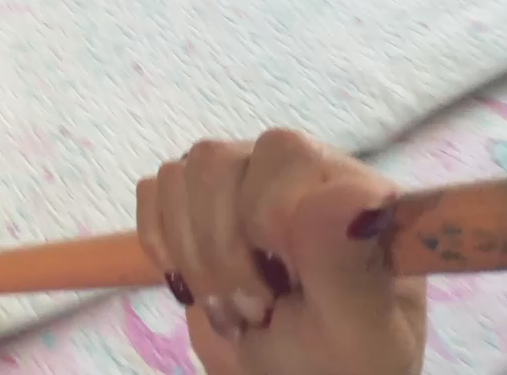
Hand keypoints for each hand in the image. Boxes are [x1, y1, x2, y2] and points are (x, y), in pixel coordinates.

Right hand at [135, 130, 425, 374]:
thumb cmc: (333, 365)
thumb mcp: (356, 335)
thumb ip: (350, 267)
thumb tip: (355, 197)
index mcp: (345, 188)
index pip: (285, 152)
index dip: (270, 215)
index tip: (291, 283)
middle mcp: (286, 169)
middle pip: (218, 161)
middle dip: (224, 246)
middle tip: (257, 306)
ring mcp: (232, 176)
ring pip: (177, 175)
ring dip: (194, 256)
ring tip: (231, 305)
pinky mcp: (185, 193)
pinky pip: (150, 192)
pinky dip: (163, 245)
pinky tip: (195, 281)